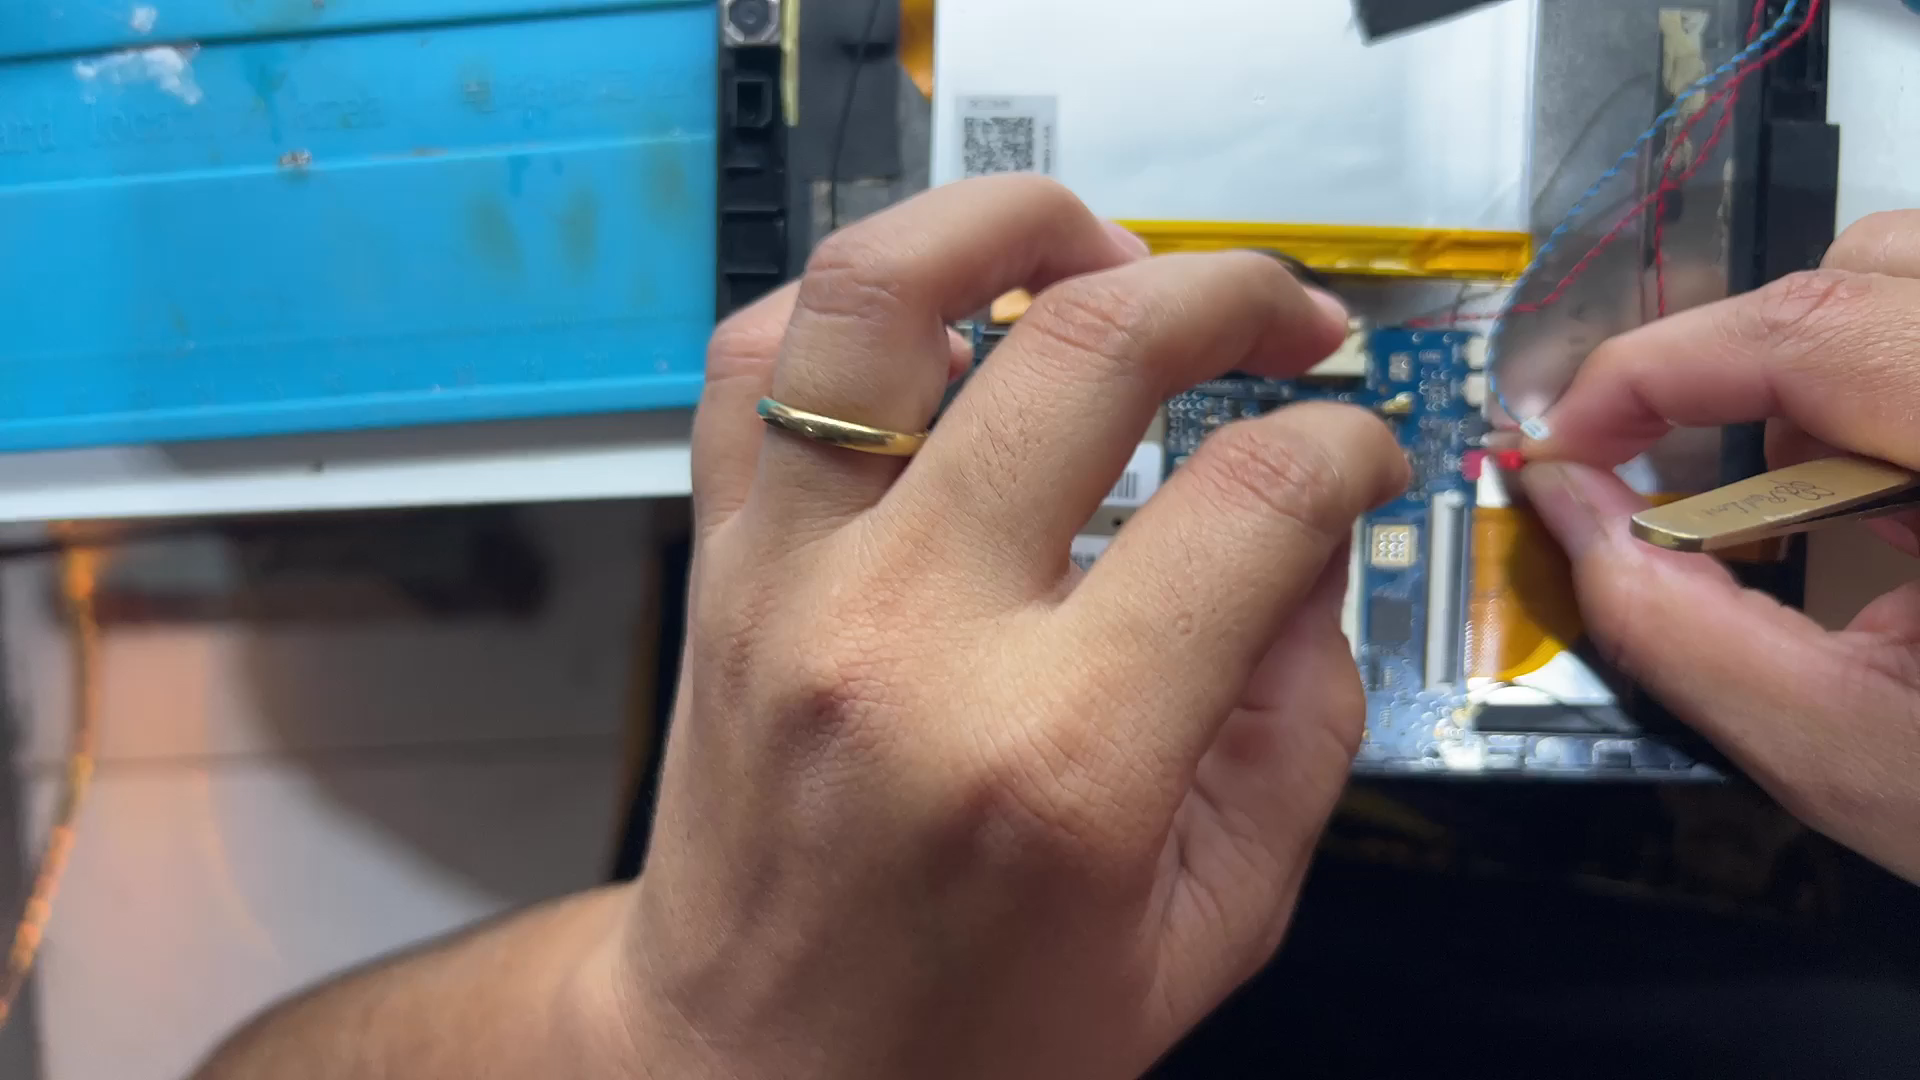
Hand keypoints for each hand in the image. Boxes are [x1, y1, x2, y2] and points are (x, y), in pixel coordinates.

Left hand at [622, 175, 1405, 1078]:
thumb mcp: (1210, 919)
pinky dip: (854, 306)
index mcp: (1063, 754)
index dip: (1341, 444)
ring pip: (878, 298)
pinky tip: (939, 327)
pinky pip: (753, 363)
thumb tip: (1306, 535)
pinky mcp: (721, 561)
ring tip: (1098, 249)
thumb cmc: (984, 1030)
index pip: (1252, 504)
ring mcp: (789, 574)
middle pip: (1086, 351)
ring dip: (1009, 225)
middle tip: (1275, 315)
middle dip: (1223, 291)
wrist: (756, 1062)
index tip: (1355, 445)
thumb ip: (1294, 718)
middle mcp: (909, 631)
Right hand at [1523, 209, 1919, 883]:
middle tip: (1651, 460)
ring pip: (1905, 285)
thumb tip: (1559, 497)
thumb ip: (1665, 619)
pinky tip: (1856, 493)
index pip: (1818, 332)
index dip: (1646, 373)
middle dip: (1715, 363)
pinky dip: (1852, 397)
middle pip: (1871, 270)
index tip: (1565, 449)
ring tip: (1774, 491)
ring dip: (1788, 377)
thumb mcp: (1829, 747)